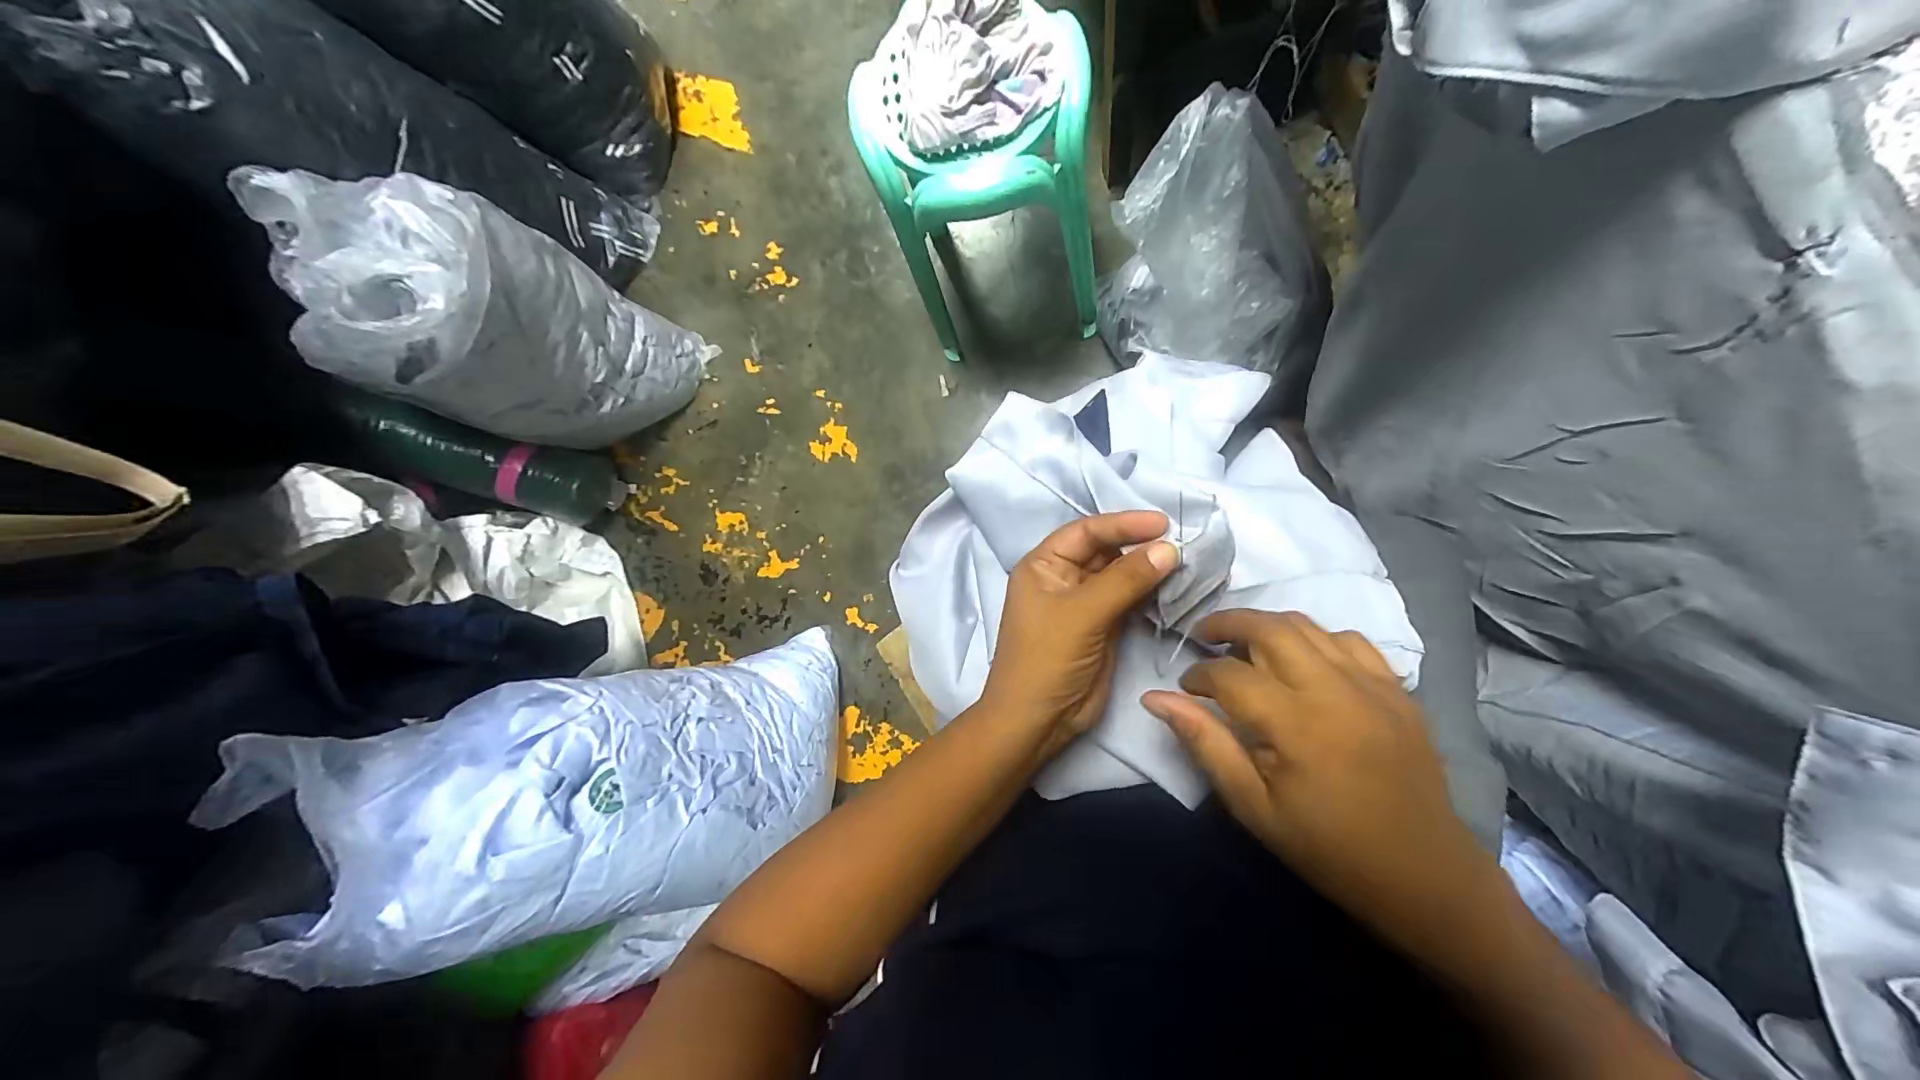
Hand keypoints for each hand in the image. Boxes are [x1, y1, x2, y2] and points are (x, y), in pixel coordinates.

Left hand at [981, 511, 1178, 750]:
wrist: (1037, 720)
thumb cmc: (1046, 659)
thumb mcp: (1082, 614)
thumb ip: (1125, 579)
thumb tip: (1169, 548)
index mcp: (1043, 565)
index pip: (1086, 532)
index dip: (1123, 524)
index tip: (1163, 523)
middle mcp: (1062, 578)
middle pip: (1105, 551)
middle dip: (1140, 546)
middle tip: (1182, 544)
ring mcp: (1084, 604)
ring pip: (1121, 576)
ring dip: (1149, 569)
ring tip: (1186, 562)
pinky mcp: (1103, 627)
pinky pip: (1130, 600)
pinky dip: (1151, 593)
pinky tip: (1175, 587)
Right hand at [1142, 610, 1504, 958]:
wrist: (1422, 875)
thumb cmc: (1326, 846)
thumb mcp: (1252, 805)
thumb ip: (1204, 743)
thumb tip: (1155, 698)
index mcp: (1295, 723)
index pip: (1228, 673)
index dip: (1198, 675)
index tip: (1186, 689)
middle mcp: (1334, 690)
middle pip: (1269, 628)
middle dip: (1227, 623)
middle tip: (1204, 636)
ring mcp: (1372, 685)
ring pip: (1309, 626)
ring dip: (1268, 625)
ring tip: (1245, 643)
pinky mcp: (1398, 690)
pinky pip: (1351, 640)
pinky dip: (1317, 638)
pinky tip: (1304, 659)